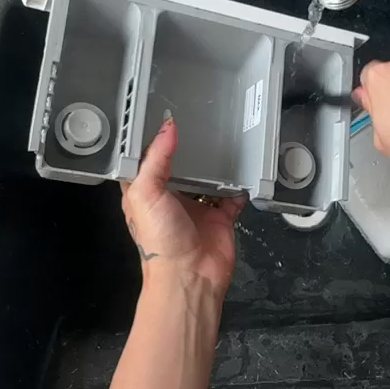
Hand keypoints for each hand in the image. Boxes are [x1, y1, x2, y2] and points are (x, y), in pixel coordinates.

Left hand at [120, 116, 242, 292]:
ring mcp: (198, 207)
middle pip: (180, 166)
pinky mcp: (221, 217)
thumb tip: (167, 127)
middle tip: (198, 119)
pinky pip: (233, 196)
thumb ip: (156, 159)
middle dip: (187, 148)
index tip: (158, 113)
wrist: (190, 275)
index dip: (150, 140)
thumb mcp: (146, 193)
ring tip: (223, 137)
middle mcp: (171, 198)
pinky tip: (244, 168)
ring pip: (208, 178)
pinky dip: (239, 185)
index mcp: (146, 192)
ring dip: (215, 164)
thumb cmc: (159, 240)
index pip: (145, 160)